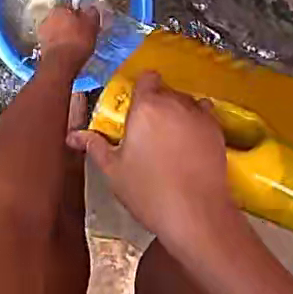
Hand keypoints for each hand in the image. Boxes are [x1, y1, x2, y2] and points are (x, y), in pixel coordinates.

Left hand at [36, 3, 100, 68]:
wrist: (60, 64)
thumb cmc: (77, 41)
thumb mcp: (91, 25)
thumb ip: (92, 14)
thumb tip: (91, 8)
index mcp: (59, 8)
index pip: (71, 6)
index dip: (80, 13)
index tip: (86, 22)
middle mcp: (47, 16)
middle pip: (62, 17)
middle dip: (70, 24)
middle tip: (82, 33)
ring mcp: (42, 31)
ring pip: (56, 29)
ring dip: (63, 34)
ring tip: (75, 44)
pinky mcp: (40, 45)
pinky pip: (53, 41)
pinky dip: (59, 44)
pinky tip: (67, 51)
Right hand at [66, 72, 239, 247]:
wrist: (197, 215)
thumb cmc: (149, 191)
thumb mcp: (114, 170)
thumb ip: (95, 146)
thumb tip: (74, 136)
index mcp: (146, 106)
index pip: (147, 78)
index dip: (141, 87)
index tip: (134, 103)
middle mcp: (175, 103)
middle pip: (166, 90)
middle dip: (156, 102)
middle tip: (146, 126)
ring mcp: (200, 117)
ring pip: (186, 101)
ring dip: (177, 111)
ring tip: (169, 135)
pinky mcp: (219, 132)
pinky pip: (205, 116)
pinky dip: (196, 123)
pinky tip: (190, 143)